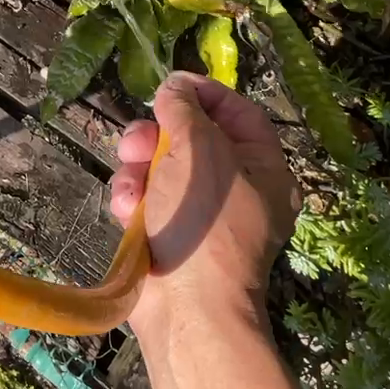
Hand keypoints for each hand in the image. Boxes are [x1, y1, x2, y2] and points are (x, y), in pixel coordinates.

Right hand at [110, 72, 299, 388]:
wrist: (186, 304)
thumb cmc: (204, 220)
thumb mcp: (197, 149)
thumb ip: (184, 109)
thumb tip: (174, 87)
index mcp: (262, 170)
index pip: (239, 112)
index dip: (205, 93)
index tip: (170, 84)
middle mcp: (234, 187)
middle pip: (187, 136)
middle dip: (154, 136)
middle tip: (136, 143)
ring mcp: (198, 210)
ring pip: (157, 163)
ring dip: (135, 169)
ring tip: (131, 188)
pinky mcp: (165, 228)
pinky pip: (143, 195)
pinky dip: (130, 198)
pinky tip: (126, 211)